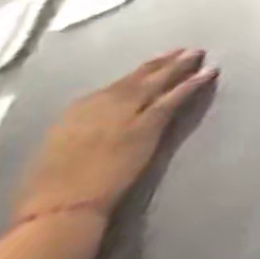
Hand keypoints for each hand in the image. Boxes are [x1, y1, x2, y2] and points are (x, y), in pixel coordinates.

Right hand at [12, 50, 217, 223]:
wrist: (59, 208)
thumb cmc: (50, 190)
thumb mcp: (60, 148)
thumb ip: (83, 128)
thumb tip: (99, 120)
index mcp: (74, 112)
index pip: (114, 86)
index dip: (137, 74)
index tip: (154, 64)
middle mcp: (100, 106)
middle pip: (138, 79)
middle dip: (163, 64)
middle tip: (184, 50)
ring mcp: (125, 113)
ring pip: (158, 82)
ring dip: (181, 66)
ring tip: (199, 53)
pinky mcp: (145, 124)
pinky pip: (174, 98)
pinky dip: (193, 84)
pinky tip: (209, 73)